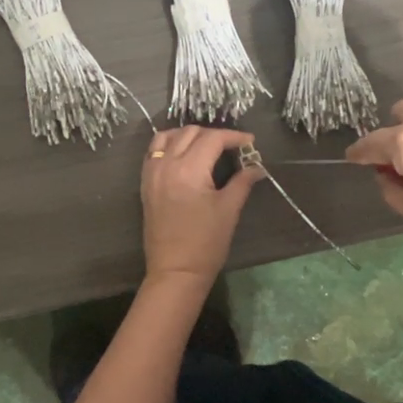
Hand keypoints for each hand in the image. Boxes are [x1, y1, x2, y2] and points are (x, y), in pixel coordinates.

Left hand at [140, 126, 264, 284]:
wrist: (175, 270)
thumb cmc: (206, 243)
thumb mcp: (229, 210)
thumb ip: (242, 182)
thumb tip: (256, 166)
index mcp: (189, 170)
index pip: (212, 139)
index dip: (234, 137)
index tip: (250, 142)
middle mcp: (166, 164)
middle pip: (190, 133)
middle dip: (213, 135)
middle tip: (232, 147)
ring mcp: (152, 172)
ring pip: (168, 137)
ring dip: (189, 135)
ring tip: (207, 147)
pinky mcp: (146, 182)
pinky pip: (154, 151)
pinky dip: (169, 144)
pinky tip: (183, 154)